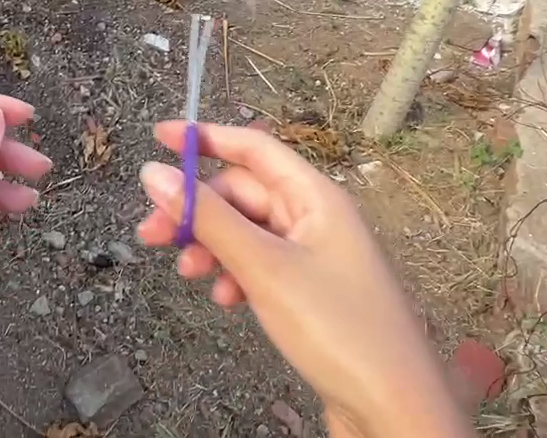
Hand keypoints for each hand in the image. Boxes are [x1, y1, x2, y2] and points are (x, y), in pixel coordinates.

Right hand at [137, 122, 469, 437]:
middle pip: (242, 194)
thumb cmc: (334, 327)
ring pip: (246, 232)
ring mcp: (313, 256)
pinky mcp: (310, 293)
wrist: (396, 417)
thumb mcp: (263, 266)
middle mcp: (315, 217)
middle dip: (196, 210)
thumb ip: (207, 217)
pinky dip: (234, 274)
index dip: (206, 138)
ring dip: (211, 246)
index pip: (252, 148)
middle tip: (150, 233)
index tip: (159, 138)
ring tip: (186, 274)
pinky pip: (259, 265)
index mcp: (315, 196)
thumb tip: (152, 172)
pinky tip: (225, 300)